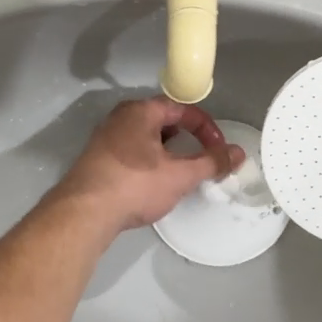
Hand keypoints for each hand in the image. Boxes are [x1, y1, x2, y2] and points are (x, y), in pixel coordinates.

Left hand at [52, 98, 245, 234]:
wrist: (84, 212)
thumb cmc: (135, 185)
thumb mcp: (180, 175)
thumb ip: (211, 162)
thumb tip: (237, 153)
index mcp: (140, 111)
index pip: (182, 109)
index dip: (207, 128)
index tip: (219, 150)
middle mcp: (120, 118)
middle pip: (162, 121)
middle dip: (186, 139)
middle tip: (199, 159)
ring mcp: (105, 139)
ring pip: (146, 139)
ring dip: (167, 153)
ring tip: (179, 174)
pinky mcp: (97, 160)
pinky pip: (131, 153)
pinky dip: (148, 163)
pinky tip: (152, 184)